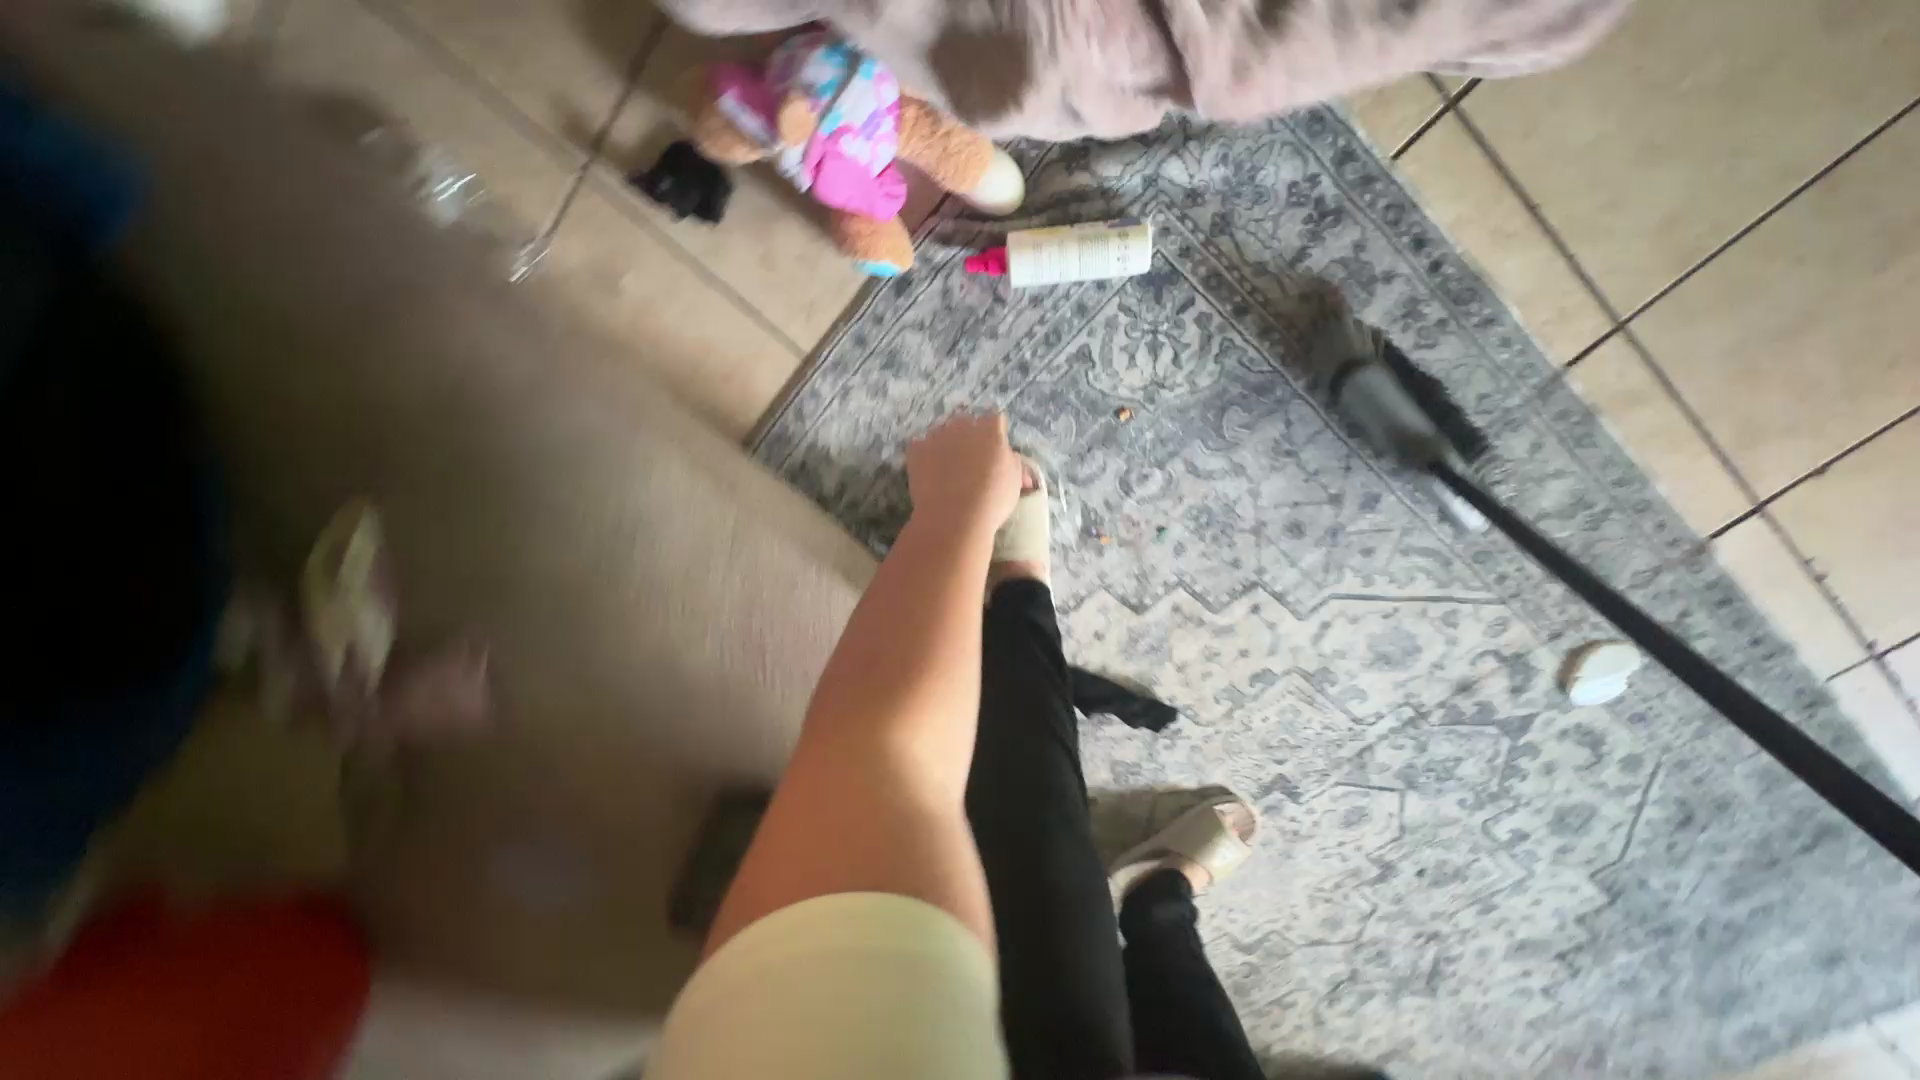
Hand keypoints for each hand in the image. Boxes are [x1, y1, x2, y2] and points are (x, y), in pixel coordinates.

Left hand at [905, 411, 1022, 538]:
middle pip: (967, 423)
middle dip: (969, 437)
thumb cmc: (992, 500)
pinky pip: (922, 447)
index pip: (995, 421)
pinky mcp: (916, 448)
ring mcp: (937, 435)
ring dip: (946, 445)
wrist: (954, 517)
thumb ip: (1013, 460)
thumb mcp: (1015, 480)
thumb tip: (1008, 456)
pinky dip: (925, 457)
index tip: (995, 452)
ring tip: (948, 470)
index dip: (995, 436)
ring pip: (943, 433)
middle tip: (972, 461)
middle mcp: (963, 425)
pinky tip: (930, 474)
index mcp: (991, 429)